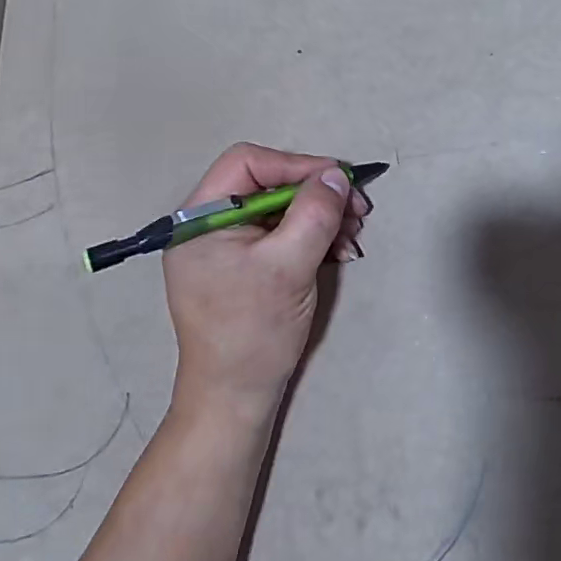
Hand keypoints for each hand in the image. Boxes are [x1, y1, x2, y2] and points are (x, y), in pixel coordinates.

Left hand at [163, 143, 370, 418]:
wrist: (235, 397)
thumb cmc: (253, 332)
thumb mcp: (289, 267)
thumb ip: (314, 214)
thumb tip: (337, 175)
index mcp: (201, 217)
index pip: (247, 164)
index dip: (296, 165)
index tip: (339, 181)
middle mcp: (209, 224)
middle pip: (267, 184)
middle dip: (316, 194)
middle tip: (359, 209)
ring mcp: (226, 246)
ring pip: (279, 210)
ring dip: (321, 216)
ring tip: (355, 234)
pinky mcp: (244, 265)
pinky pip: (280, 235)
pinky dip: (311, 237)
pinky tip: (340, 248)